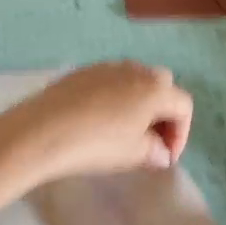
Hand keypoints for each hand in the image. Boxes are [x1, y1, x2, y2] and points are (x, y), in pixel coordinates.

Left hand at [0, 63, 191, 180]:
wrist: (42, 130)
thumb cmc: (96, 144)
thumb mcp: (133, 154)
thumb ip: (155, 151)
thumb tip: (161, 151)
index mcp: (155, 88)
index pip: (183, 106)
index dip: (181, 134)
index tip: (166, 157)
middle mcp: (135, 70)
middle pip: (162, 86)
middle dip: (162, 113)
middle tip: (151, 141)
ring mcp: (106, 66)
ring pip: (134, 80)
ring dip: (138, 104)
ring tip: (125, 132)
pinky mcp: (82, 71)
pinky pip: (109, 81)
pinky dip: (114, 98)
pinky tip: (98, 121)